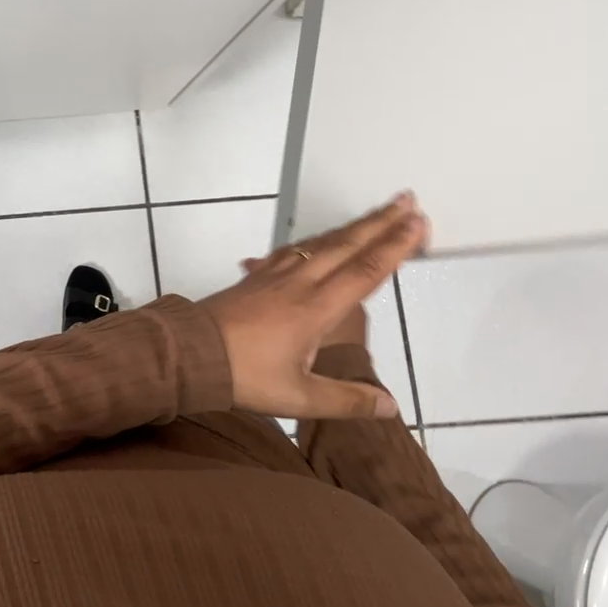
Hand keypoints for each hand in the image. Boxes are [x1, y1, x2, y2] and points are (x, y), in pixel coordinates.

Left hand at [199, 193, 427, 418]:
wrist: (189, 353)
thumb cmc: (245, 375)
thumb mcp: (298, 396)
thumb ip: (346, 400)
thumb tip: (391, 406)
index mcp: (316, 308)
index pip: (365, 271)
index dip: (394, 246)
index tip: (418, 222)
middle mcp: (298, 283)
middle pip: (345, 246)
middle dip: (379, 222)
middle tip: (406, 200)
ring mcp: (272, 276)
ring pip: (318, 244)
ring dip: (349, 227)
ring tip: (373, 215)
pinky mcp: (253, 279)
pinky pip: (290, 251)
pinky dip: (312, 241)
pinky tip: (314, 242)